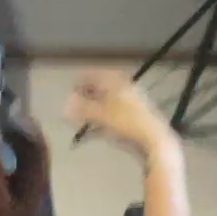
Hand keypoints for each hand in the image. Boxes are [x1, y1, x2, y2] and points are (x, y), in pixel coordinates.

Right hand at [64, 70, 179, 164]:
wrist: (152, 139)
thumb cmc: (127, 122)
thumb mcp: (101, 114)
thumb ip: (82, 108)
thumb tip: (65, 105)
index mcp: (119, 85)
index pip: (99, 76)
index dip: (85, 78)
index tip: (73, 83)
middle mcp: (124, 93)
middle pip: (103, 90)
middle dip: (88, 94)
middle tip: (75, 98)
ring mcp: (128, 108)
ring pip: (106, 105)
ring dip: (92, 109)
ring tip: (80, 116)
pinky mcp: (130, 123)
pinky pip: (110, 120)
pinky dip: (99, 123)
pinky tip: (90, 132)